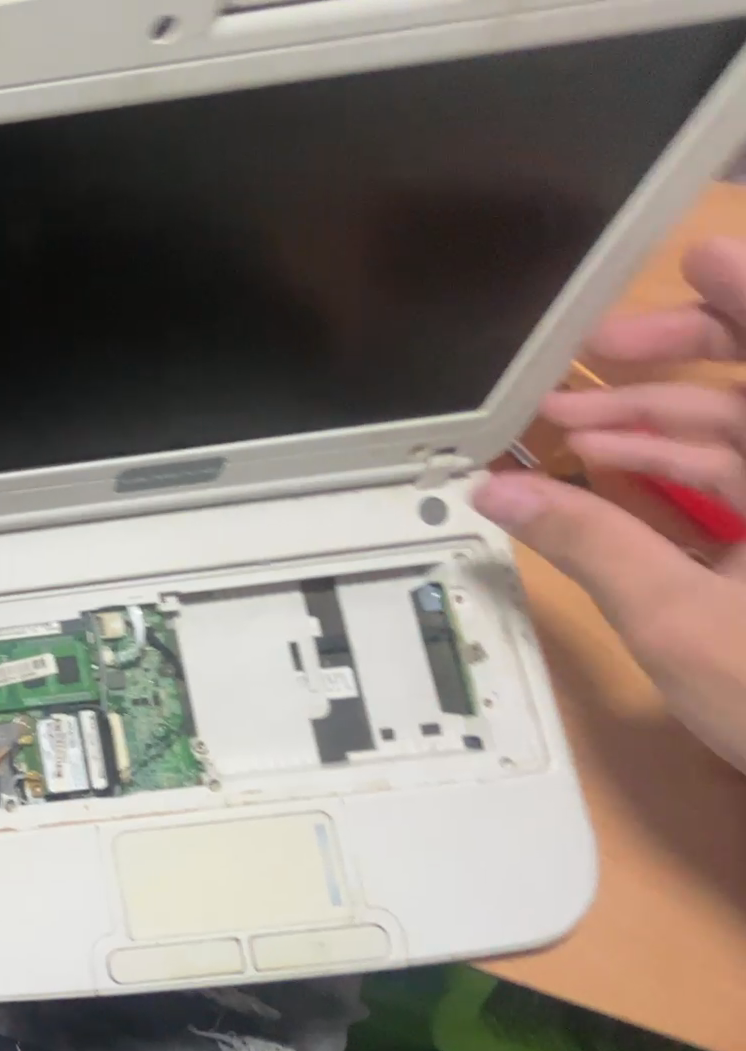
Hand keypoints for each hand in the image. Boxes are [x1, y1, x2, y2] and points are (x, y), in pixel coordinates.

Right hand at [473, 236, 745, 772]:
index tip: (700, 260)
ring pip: (741, 434)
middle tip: (591, 356)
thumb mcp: (682, 624)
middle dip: (679, 361)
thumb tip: (496, 491)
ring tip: (561, 421)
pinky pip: (735, 479)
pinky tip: (602, 469)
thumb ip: (589, 546)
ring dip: (652, 423)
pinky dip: (671, 467)